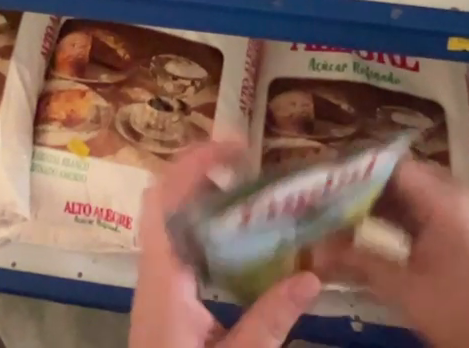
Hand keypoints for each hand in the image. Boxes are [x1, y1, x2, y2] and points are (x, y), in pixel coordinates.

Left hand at [130, 139, 322, 347]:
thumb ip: (270, 321)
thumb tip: (313, 274)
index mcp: (164, 279)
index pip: (166, 198)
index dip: (196, 162)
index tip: (237, 147)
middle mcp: (154, 270)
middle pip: (164, 198)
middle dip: (201, 171)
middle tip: (248, 168)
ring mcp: (156, 282)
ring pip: (171, 219)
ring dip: (205, 197)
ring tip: (252, 195)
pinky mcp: (165, 298)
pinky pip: (180, 244)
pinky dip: (207, 227)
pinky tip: (242, 241)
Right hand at [312, 159, 468, 347]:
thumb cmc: (464, 315)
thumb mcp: (406, 289)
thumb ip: (358, 261)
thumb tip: (313, 248)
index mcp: (441, 196)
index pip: (385, 162)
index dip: (348, 168)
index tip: (315, 179)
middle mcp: (448, 193)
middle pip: (391, 175)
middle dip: (353, 186)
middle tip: (316, 197)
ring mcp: (454, 212)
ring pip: (400, 194)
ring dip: (367, 204)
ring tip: (328, 212)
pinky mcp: (455, 232)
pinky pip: (412, 212)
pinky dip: (385, 220)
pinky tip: (358, 231)